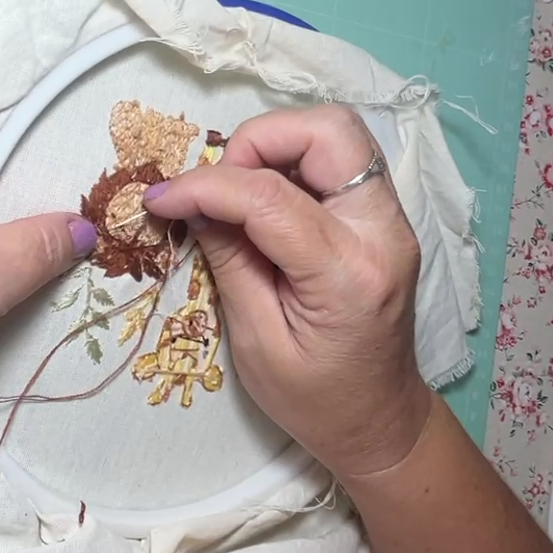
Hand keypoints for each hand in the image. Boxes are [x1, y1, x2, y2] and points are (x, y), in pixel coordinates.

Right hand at [141, 106, 437, 480]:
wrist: (381, 421)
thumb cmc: (316, 401)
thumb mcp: (256, 342)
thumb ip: (229, 262)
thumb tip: (193, 203)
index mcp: (348, 276)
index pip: (269, 197)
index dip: (204, 186)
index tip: (160, 197)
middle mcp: (383, 233)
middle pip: (330, 131)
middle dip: (258, 140)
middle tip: (219, 186)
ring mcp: (391, 221)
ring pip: (338, 134)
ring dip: (276, 146)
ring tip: (236, 192)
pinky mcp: (385, 219)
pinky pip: (340, 161)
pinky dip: (293, 162)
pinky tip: (263, 200)